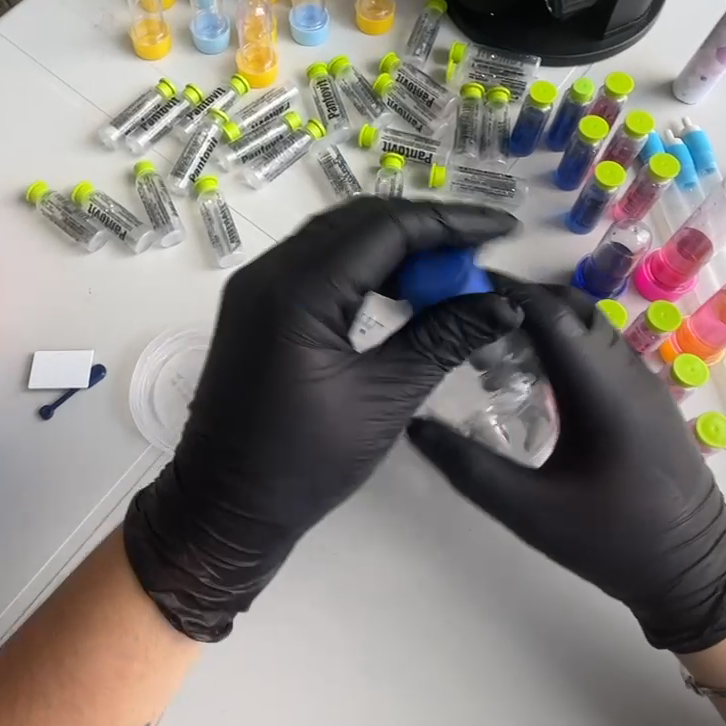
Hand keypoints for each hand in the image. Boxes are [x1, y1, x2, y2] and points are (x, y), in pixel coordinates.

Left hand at [124, 197, 520, 640]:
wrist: (221, 504)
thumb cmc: (304, 464)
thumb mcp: (385, 399)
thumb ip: (443, 338)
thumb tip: (504, 302)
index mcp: (298, 290)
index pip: (385, 228)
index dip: (450, 223)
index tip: (502, 228)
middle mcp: (271, 270)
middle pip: (360, 221)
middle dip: (425, 228)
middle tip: (480, 248)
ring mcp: (257, 282)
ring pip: (338, 236)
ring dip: (395, 243)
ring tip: (449, 269)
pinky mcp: (257, 300)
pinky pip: (318, 261)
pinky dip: (364, 264)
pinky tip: (402, 289)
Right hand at [408, 282, 725, 652]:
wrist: (696, 574)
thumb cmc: (611, 541)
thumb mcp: (530, 512)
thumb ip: (469, 468)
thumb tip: (415, 427)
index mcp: (600, 392)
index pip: (550, 316)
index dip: (508, 293)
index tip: (464, 288)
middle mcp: (626, 373)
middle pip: (574, 308)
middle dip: (524, 299)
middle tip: (476, 312)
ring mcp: (645, 382)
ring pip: (593, 324)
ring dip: (548, 319)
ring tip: (500, 340)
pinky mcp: (650, 395)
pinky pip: (605, 346)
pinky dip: (568, 340)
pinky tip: (540, 374)